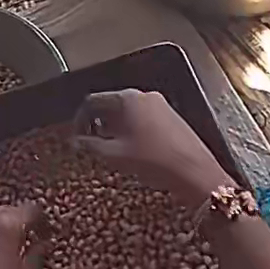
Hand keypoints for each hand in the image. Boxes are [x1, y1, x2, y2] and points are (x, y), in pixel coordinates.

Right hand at [73, 90, 231, 205]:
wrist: (195, 172)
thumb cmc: (152, 160)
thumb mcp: (115, 155)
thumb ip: (90, 145)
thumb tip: (74, 142)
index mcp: (128, 99)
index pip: (93, 101)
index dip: (79, 119)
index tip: (75, 138)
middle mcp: (144, 96)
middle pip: (111, 104)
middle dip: (97, 123)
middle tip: (90, 144)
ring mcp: (160, 105)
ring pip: (127, 111)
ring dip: (113, 127)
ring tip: (109, 149)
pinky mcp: (171, 116)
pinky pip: (142, 117)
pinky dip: (130, 129)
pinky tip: (130, 149)